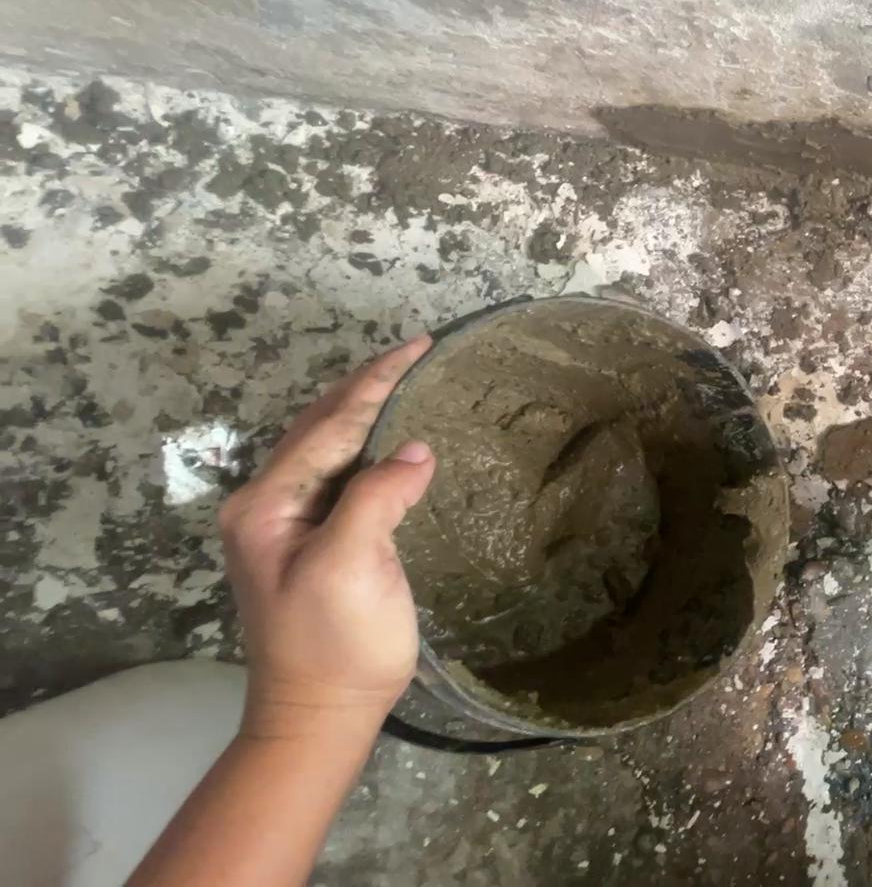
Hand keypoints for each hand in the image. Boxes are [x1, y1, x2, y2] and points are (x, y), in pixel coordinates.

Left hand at [216, 335, 435, 737]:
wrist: (326, 706)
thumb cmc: (334, 639)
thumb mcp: (349, 566)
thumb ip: (375, 499)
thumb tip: (417, 449)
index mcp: (268, 504)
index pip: (330, 424)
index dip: (377, 381)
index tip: (422, 345)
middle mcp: (274, 503)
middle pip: (324, 424)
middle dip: (370, 383)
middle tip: (420, 351)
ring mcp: (299, 521)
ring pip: (335, 444)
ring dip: (371, 406)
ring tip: (411, 377)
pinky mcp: (328, 536)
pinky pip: (352, 470)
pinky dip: (378, 440)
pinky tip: (401, 435)